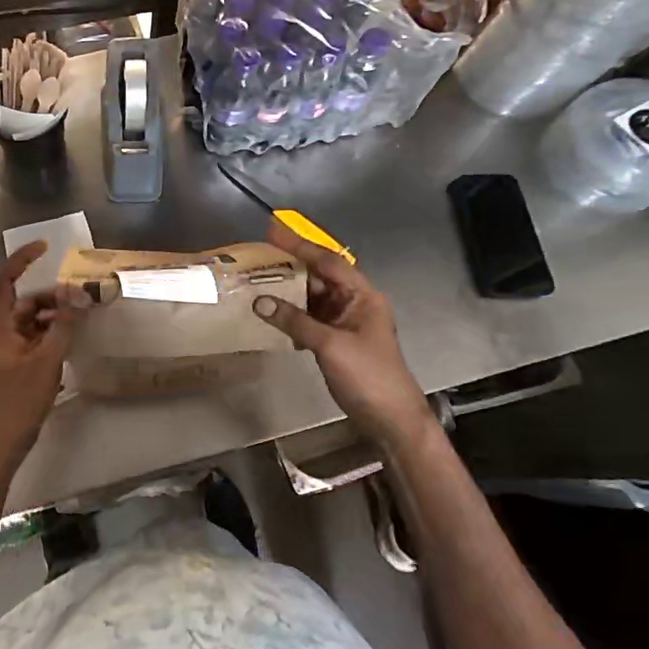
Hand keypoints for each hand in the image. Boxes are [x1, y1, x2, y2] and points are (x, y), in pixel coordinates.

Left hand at [0, 241, 78, 470]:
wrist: (0, 445)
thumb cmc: (17, 402)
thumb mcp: (45, 362)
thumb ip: (63, 327)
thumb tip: (77, 294)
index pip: (4, 281)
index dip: (21, 259)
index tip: (45, 247)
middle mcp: (1, 333)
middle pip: (25, 302)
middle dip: (52, 296)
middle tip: (82, 298)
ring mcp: (9, 351)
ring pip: (34, 322)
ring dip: (56, 317)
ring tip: (82, 321)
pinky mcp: (19, 366)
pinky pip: (38, 340)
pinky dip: (55, 336)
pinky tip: (73, 343)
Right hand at [253, 219, 437, 445]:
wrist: (390, 417)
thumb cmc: (368, 375)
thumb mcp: (330, 345)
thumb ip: (294, 322)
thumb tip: (260, 302)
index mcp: (362, 296)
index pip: (328, 262)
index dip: (299, 245)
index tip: (272, 231)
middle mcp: (354, 303)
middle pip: (319, 277)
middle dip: (290, 267)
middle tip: (258, 257)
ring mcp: (345, 323)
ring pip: (313, 298)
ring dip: (288, 292)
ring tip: (257, 281)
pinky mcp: (336, 341)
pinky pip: (310, 319)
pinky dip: (291, 315)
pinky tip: (270, 313)